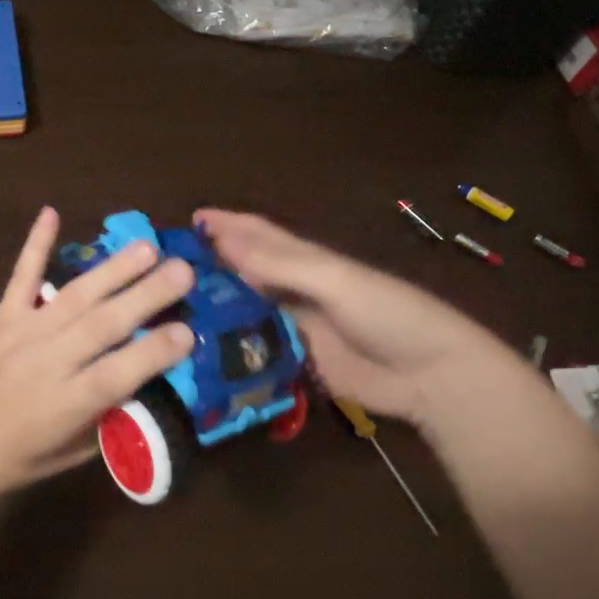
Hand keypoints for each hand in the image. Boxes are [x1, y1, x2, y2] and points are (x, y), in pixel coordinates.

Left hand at [0, 207, 196, 499]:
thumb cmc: (24, 457)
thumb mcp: (77, 451)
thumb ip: (112, 413)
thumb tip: (149, 376)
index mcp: (67, 403)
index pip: (119, 372)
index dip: (155, 352)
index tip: (190, 330)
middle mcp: (47, 361)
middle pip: (103, 324)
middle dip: (147, 295)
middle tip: (184, 270)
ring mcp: (22, 333)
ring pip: (74, 295)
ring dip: (113, 269)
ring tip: (147, 247)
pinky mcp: (2, 317)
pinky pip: (22, 276)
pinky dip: (36, 244)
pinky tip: (51, 213)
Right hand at [194, 208, 522, 427]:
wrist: (434, 376)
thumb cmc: (389, 314)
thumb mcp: (335, 280)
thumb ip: (279, 262)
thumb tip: (220, 240)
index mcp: (307, 260)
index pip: (257, 234)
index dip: (224, 224)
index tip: (184, 222)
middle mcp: (296, 289)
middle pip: (246, 272)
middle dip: (210, 267)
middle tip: (164, 273)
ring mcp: (297, 327)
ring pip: (248, 311)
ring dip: (216, 309)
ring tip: (171, 312)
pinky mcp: (300, 363)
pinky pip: (259, 350)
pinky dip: (232, 348)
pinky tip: (203, 352)